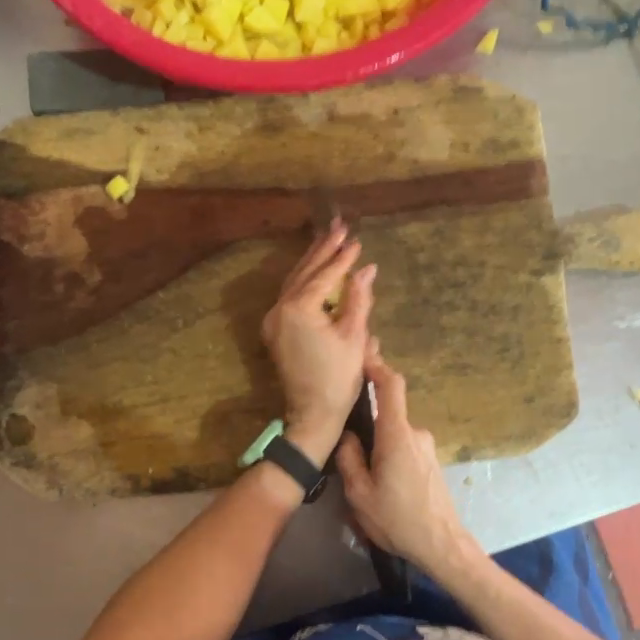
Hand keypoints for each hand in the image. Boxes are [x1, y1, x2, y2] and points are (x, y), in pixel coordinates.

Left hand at [260, 218, 377, 465]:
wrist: (313, 414)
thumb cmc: (338, 378)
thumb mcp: (354, 336)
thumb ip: (358, 298)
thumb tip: (366, 269)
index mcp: (298, 309)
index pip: (323, 276)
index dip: (342, 258)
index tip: (356, 240)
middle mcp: (279, 310)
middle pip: (303, 272)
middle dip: (322, 249)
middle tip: (339, 226)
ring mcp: (273, 321)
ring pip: (294, 283)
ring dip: (312, 262)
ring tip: (329, 240)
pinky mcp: (275, 331)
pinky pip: (290, 297)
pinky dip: (305, 282)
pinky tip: (317, 272)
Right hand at [334, 347, 475, 571]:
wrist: (442, 545)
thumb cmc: (398, 520)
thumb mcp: (359, 494)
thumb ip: (349, 459)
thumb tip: (346, 436)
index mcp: (396, 435)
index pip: (391, 387)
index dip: (377, 367)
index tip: (362, 359)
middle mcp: (415, 434)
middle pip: (387, 416)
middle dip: (367, 429)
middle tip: (348, 454)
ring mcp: (427, 448)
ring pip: (394, 437)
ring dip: (378, 451)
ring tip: (365, 483)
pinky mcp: (431, 463)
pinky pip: (404, 450)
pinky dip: (390, 461)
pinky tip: (384, 490)